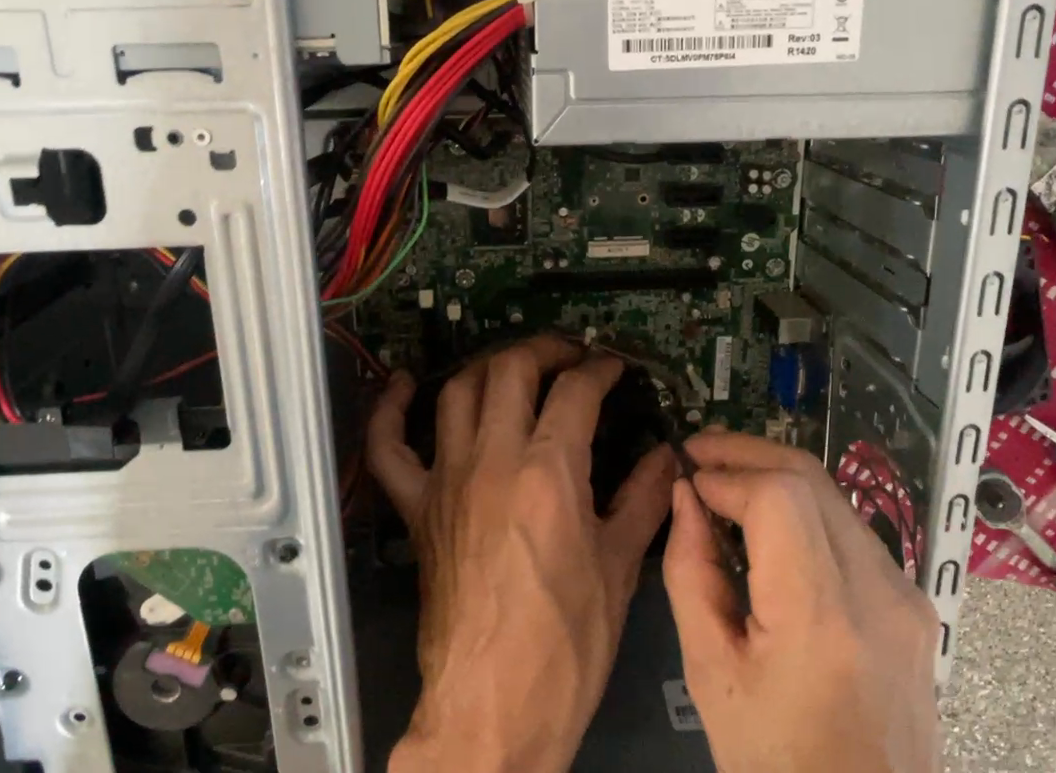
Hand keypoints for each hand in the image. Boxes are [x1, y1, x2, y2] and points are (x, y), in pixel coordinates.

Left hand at [367, 336, 677, 772]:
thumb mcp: (619, 568)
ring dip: (489, 366)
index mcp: (549, 473)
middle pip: (512, 370)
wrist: (494, 706)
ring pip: (458, 391)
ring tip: (516, 366)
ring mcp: (447, 481)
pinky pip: (389, 448)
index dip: (600, 369)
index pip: (576, 391)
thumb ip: (643, 500)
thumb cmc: (566, 646)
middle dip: (546, 349)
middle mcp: (493, 461)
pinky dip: (392, 409)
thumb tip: (666, 458)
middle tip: (571, 355)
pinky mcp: (418, 509)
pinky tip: (407, 385)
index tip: (613, 368)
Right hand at [664, 432, 940, 772]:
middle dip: (749, 453)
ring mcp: (906, 594)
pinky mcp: (915, 602)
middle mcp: (879, 591)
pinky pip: (851, 529)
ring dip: (775, 475)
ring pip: (834, 496)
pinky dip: (804, 508)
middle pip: (812, 479)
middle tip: (698, 451)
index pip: (780, 497)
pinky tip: (768, 524)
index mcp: (822, 616)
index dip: (728, 473)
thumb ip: (692, 573)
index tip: (687, 476)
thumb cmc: (772, 758)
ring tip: (724, 480)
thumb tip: (686, 496)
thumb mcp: (710, 671)